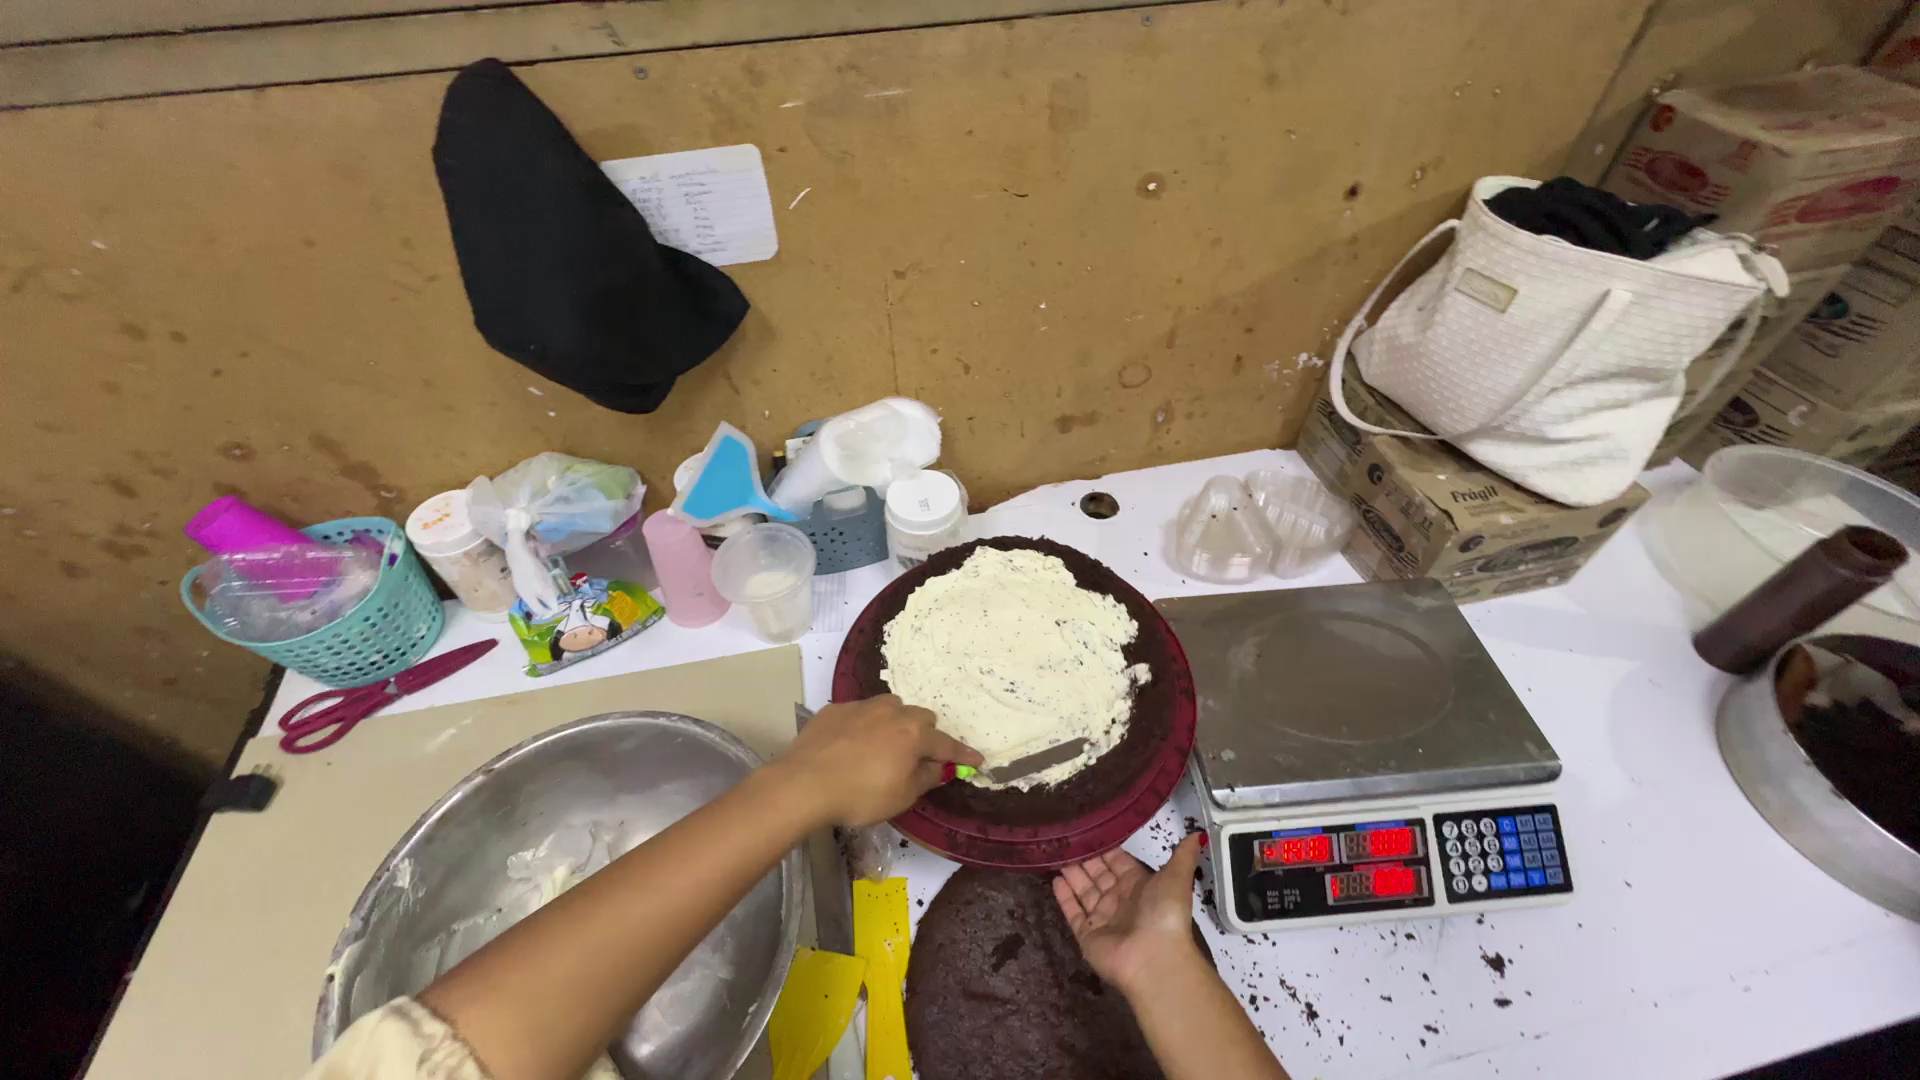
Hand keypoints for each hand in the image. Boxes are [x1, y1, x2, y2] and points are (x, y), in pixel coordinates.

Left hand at [776, 695, 982, 827]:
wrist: (804, 783)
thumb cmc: (860, 795)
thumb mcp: (902, 796)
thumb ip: (926, 778)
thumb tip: (940, 766)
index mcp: (913, 734)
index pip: (946, 744)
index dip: (962, 754)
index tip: (976, 759)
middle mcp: (891, 712)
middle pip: (920, 717)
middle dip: (925, 734)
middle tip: (917, 756)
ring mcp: (861, 706)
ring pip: (889, 708)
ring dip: (894, 723)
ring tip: (883, 746)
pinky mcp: (834, 709)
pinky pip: (859, 713)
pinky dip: (863, 726)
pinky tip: (851, 746)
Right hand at [1052, 833, 1206, 995]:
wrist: (1154, 959)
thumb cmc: (1164, 913)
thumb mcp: (1177, 878)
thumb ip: (1183, 855)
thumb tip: (1199, 833)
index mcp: (1139, 886)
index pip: (1118, 862)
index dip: (1105, 848)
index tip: (1088, 830)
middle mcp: (1120, 900)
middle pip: (1098, 874)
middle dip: (1084, 858)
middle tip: (1066, 839)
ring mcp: (1103, 918)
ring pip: (1084, 890)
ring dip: (1072, 873)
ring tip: (1055, 854)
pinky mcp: (1087, 935)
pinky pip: (1073, 912)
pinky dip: (1064, 897)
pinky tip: (1054, 880)